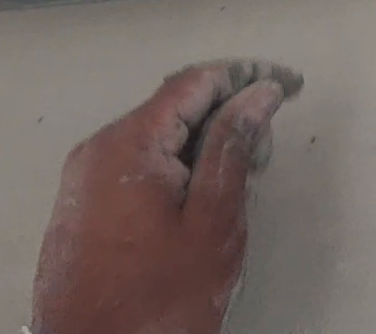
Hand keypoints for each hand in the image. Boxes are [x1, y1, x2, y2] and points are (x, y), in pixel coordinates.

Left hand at [32, 60, 301, 333]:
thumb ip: (234, 145)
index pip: (197, 81)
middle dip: (230, 114)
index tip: (290, 87)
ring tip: (242, 178)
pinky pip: (142, 163)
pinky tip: (205, 195)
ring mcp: (85, 179)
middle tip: (266, 153)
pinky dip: (181, 165)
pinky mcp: (84, 208)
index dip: (248, 75)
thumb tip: (260, 90)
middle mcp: (99, 149)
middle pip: (178, 104)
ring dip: (207, 142)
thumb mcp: (212, 220)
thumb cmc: (159, 300)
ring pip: (162, 134)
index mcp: (128, 144)